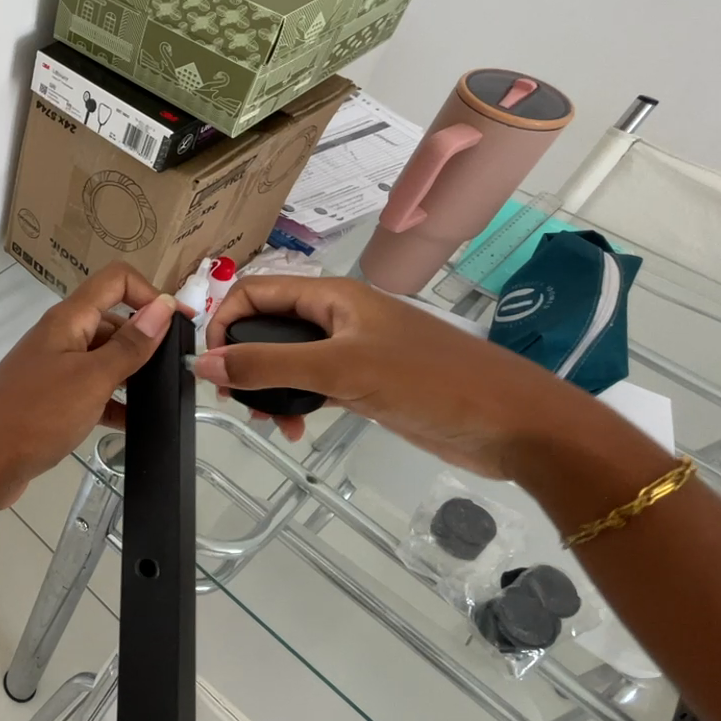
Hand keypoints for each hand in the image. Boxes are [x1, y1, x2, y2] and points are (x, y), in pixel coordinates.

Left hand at [0, 262, 181, 509]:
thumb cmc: (37, 414)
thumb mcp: (92, 378)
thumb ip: (130, 345)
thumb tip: (162, 306)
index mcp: (67, 320)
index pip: (115, 280)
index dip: (151, 293)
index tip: (182, 323)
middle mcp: (60, 337)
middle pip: (112, 320)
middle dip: (146, 338)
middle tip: (180, 370)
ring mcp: (53, 369)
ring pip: (103, 358)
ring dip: (132, 373)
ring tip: (164, 398)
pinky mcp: (50, 400)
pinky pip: (90, 390)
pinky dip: (112, 402)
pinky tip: (133, 424)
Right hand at [194, 276, 592, 478]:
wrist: (518, 427)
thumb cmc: (430, 383)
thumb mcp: (339, 370)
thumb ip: (267, 366)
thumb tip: (202, 363)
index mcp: (333, 296)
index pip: (254, 292)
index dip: (224, 321)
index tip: (213, 363)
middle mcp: (338, 317)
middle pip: (266, 326)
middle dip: (241, 359)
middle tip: (232, 397)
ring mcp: (352, 351)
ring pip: (286, 359)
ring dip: (265, 387)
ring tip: (263, 420)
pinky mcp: (365, 383)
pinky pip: (311, 385)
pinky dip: (293, 403)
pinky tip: (294, 429)